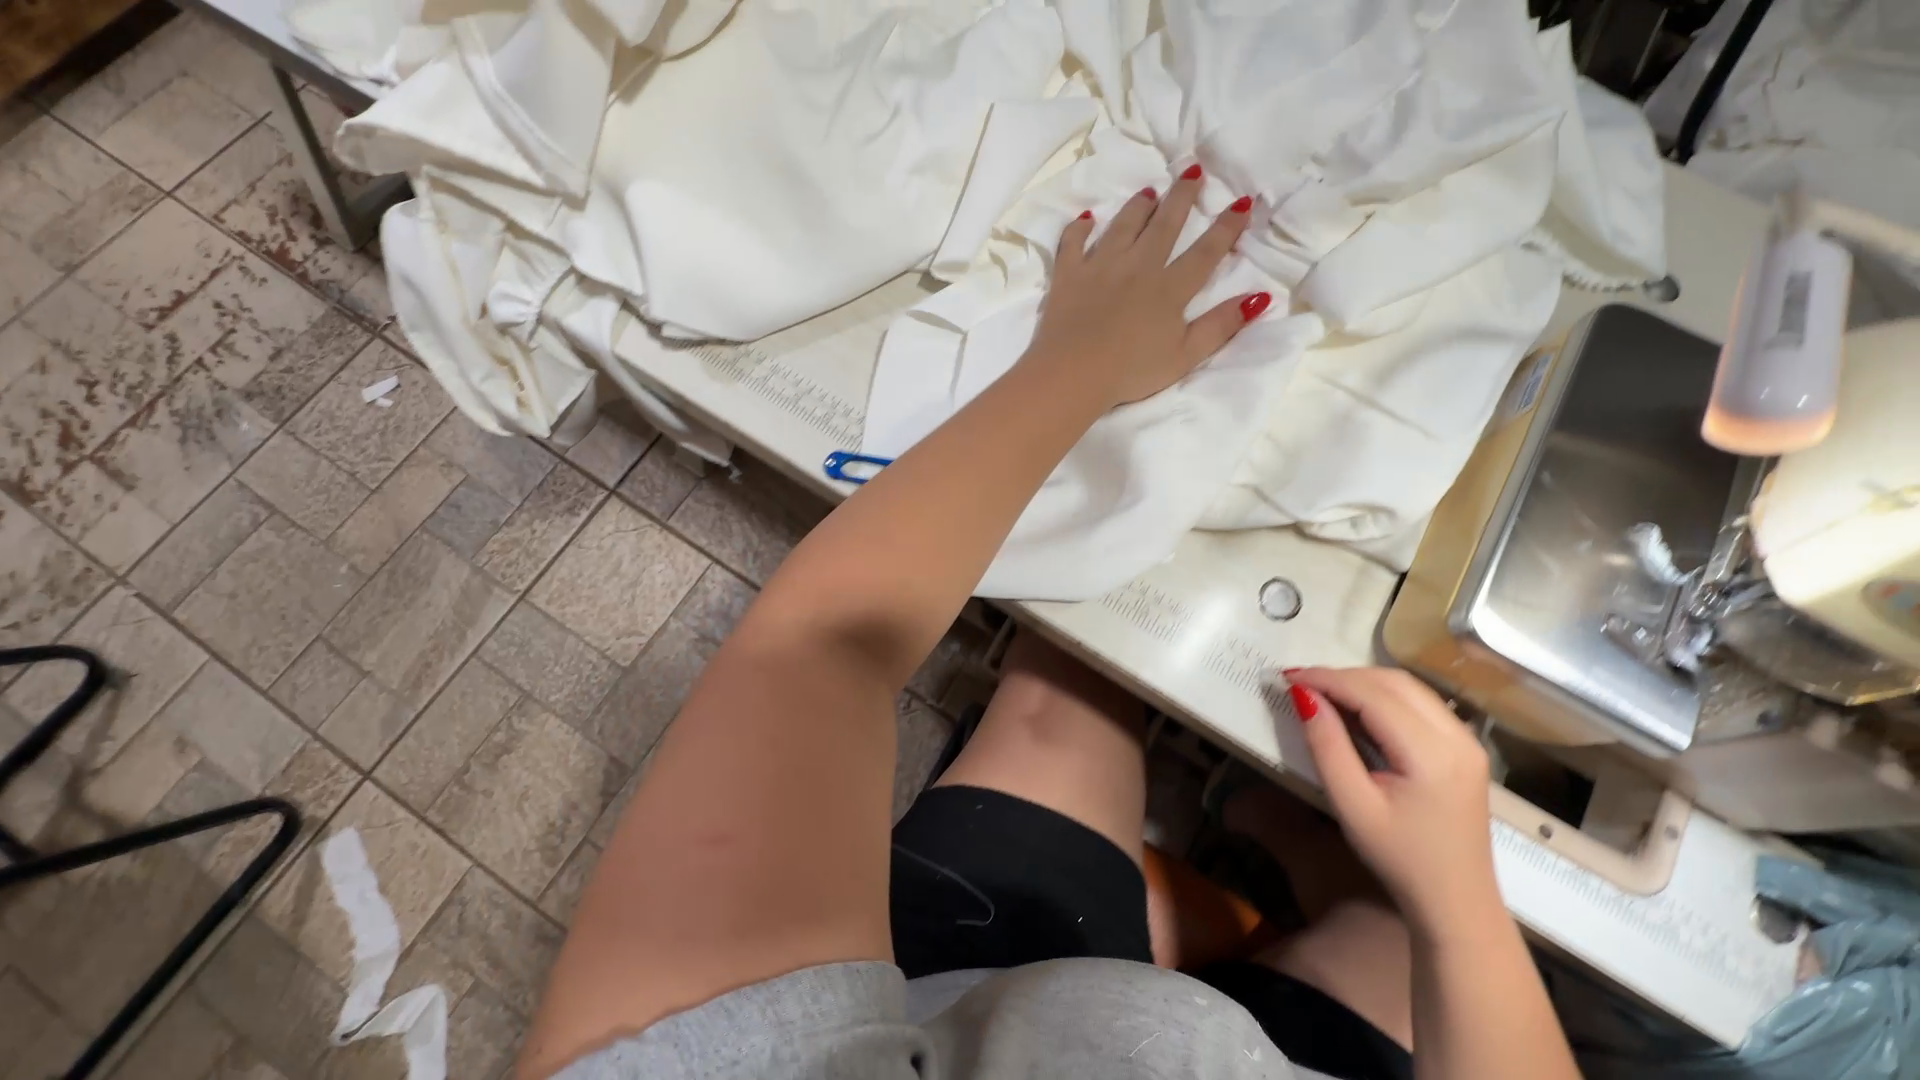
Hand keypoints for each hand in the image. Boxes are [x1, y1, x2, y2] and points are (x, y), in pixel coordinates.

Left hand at [1023, 167, 1265, 409]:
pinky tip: (1086, 219)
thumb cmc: (1131, 371)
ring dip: (1137, 206)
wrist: (1072, 373)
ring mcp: (1100, 267)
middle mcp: (1138, 267)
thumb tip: (1259, 297)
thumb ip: (1220, 326)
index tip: (1243, 202)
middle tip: (1193, 171)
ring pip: (1123, 226)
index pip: (1205, 252)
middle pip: (1164, 225)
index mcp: (1169, 288)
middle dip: (1182, 197)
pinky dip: (1079, 229)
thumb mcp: (1185, 357)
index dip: (1226, 227)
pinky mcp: (1068, 275)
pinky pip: (1073, 243)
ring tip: (1148, 191)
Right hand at [1288, 667, 1501, 937]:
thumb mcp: (1352, 806)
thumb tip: (1303, 695)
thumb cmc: (1399, 859)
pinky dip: (1383, 696)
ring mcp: (1467, 740)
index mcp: (1432, 754)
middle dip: (1343, 676)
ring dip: (1362, 682)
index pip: (1373, 695)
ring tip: (1321, 692)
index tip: (1286, 677)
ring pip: (1409, 687)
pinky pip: (1420, 703)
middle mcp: (1458, 736)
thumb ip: (1327, 746)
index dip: (1327, 679)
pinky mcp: (1465, 747)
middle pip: (1393, 682)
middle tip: (1299, 684)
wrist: (1457, 902)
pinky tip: (1355, 709)